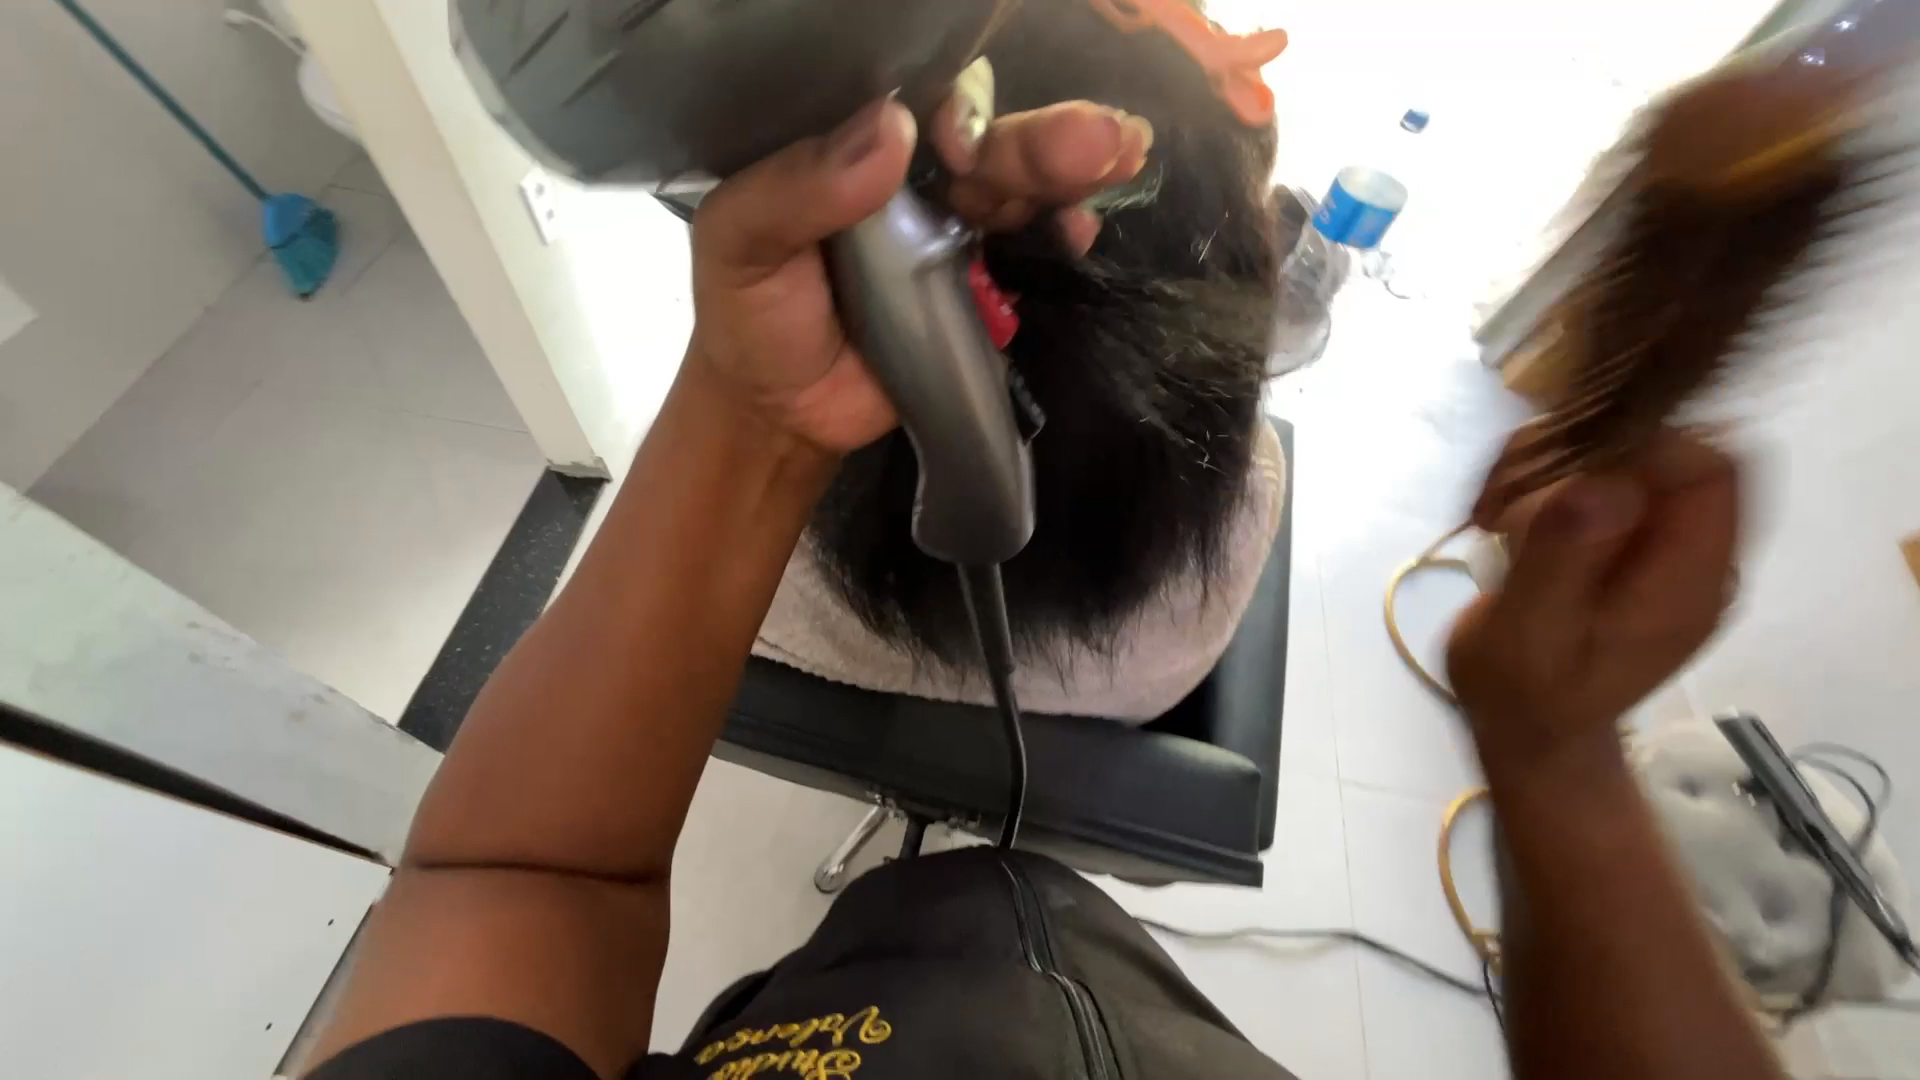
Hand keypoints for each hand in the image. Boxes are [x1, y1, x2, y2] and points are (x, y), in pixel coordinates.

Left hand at [686, 75, 1153, 455]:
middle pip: (985, 145)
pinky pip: (1026, 256)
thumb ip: (797, 189)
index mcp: (849, 152)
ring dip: (1069, 176)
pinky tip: (1083, 233)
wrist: (785, 411)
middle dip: (1039, 140)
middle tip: (1095, 140)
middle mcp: (909, 184)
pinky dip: (1060, 239)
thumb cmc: (751, 318)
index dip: (954, 112)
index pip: (914, 106)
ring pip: (1018, 191)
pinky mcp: (976, 292)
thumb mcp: (741, 244)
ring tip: (1120, 157)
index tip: (963, 144)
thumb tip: (891, 133)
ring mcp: (949, 237)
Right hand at [1447, 428, 1741, 770]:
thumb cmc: (1521, 693)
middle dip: (1562, 463)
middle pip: (1654, 454)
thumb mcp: (1528, 634)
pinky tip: (1495, 521)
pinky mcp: (1617, 544)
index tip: (1543, 475)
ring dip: (1537, 473)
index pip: (1704, 470)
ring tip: (1487, 520)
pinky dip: (1533, 485)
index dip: (1631, 448)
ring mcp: (1652, 548)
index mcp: (1685, 582)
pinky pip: (1587, 482)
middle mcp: (1687, 556)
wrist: (1528, 729)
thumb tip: (1598, 483)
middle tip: (1494, 510)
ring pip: (1611, 459)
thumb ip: (1562, 560)